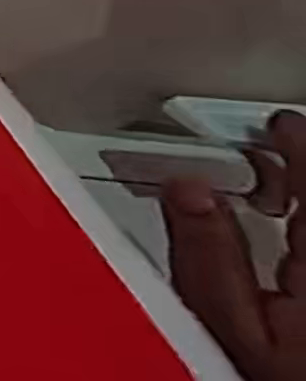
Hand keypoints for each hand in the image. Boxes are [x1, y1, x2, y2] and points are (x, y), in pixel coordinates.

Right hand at [163, 110, 305, 380]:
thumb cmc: (260, 374)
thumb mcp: (217, 317)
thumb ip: (200, 249)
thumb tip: (186, 185)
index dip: (301, 152)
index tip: (284, 124)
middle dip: (302, 170)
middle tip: (277, 140)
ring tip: (284, 173)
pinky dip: (302, 215)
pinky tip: (287, 213)